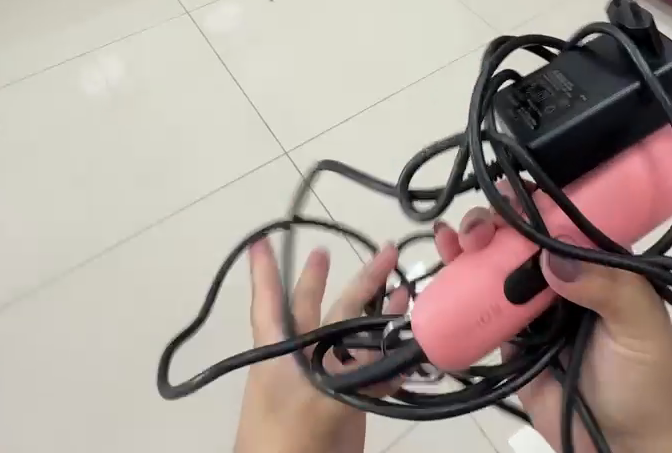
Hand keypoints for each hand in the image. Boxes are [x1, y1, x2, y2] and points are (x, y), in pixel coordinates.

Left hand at [235, 238, 404, 452]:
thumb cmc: (282, 443)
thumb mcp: (317, 402)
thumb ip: (359, 372)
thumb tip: (398, 346)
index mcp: (277, 351)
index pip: (268, 300)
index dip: (263, 271)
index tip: (259, 238)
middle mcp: (301, 357)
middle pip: (325, 306)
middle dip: (352, 278)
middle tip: (382, 249)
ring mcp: (325, 379)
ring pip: (355, 333)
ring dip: (378, 309)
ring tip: (403, 281)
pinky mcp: (348, 402)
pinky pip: (374, 368)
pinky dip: (393, 350)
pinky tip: (413, 331)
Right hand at [435, 211, 671, 452]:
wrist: (625, 448)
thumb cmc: (645, 378)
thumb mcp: (639, 324)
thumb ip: (605, 286)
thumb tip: (550, 256)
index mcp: (595, 257)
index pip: (561, 213)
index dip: (532, 196)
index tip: (509, 192)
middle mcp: (561, 271)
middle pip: (520, 232)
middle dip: (494, 220)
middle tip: (479, 232)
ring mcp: (532, 302)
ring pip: (495, 259)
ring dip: (470, 240)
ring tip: (454, 239)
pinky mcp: (509, 336)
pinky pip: (480, 303)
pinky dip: (458, 279)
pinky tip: (444, 260)